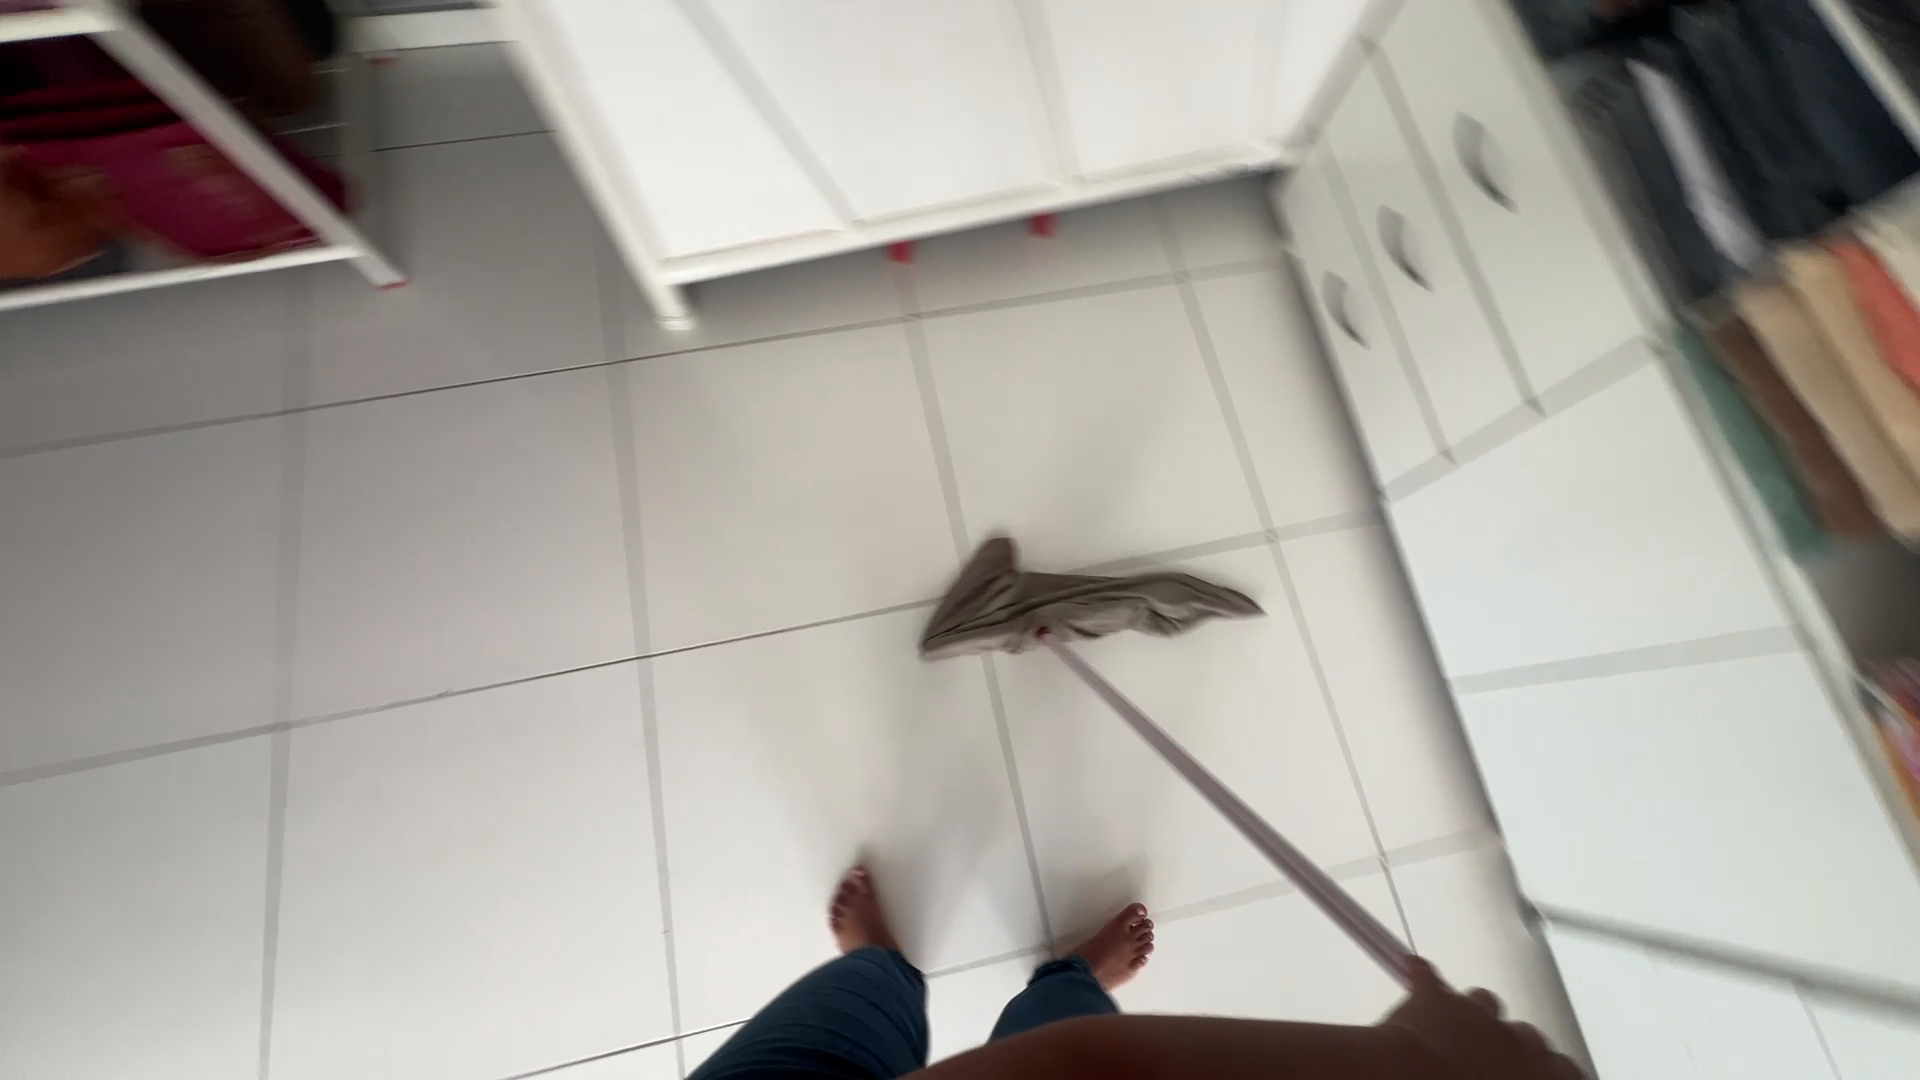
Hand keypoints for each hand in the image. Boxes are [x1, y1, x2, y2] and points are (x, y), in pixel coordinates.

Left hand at [1379, 958, 1584, 1078]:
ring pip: (1485, 1001)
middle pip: (1529, 1034)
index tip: (1545, 1077)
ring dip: (1477, 1012)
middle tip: (1497, 1061)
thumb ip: (1516, 1079)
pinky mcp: (1435, 996)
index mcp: (1540, 1076)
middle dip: (1516, 1045)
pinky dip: (1423, 976)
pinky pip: (1428, 975)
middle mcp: (1515, 1040)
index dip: (1557, 1073)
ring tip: (1460, 1027)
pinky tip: (1416, 973)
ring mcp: (1474, 1012)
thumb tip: (1509, 1076)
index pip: (1568, 1070)